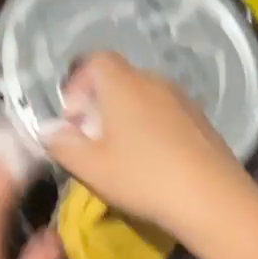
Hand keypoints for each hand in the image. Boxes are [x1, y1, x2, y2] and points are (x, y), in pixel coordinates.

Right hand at [43, 52, 252, 232]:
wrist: (210, 197)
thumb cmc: (142, 178)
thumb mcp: (91, 167)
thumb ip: (63, 144)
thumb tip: (47, 128)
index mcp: (123, 84)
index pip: (95, 61)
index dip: (77, 85)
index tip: (73, 120)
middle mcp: (154, 81)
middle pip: (119, 79)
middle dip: (99, 105)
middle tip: (92, 142)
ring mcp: (182, 99)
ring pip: (143, 98)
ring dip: (125, 118)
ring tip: (121, 156)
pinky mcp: (200, 120)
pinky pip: (165, 114)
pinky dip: (150, 128)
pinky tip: (152, 162)